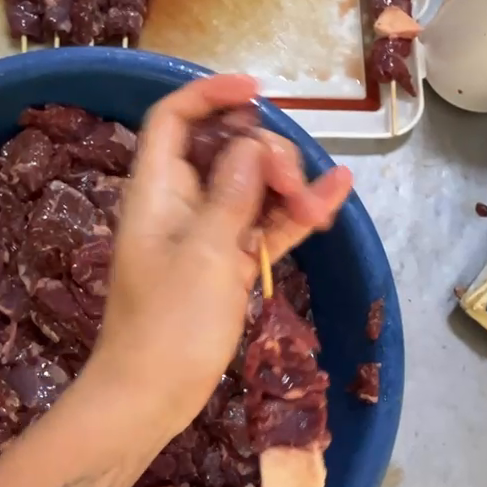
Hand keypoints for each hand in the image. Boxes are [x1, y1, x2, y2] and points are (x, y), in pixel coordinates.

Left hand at [90, 74, 352, 432]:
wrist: (150, 396)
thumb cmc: (167, 325)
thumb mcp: (204, 253)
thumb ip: (232, 194)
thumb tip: (254, 146)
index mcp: (157, 189)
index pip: (175, 118)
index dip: (210, 94)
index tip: (257, 91)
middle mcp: (181, 202)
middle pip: (225, 148)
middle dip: (265, 151)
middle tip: (292, 182)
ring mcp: (207, 233)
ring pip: (251, 186)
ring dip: (288, 185)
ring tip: (322, 200)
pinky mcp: (228, 262)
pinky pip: (263, 226)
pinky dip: (293, 214)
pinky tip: (335, 196)